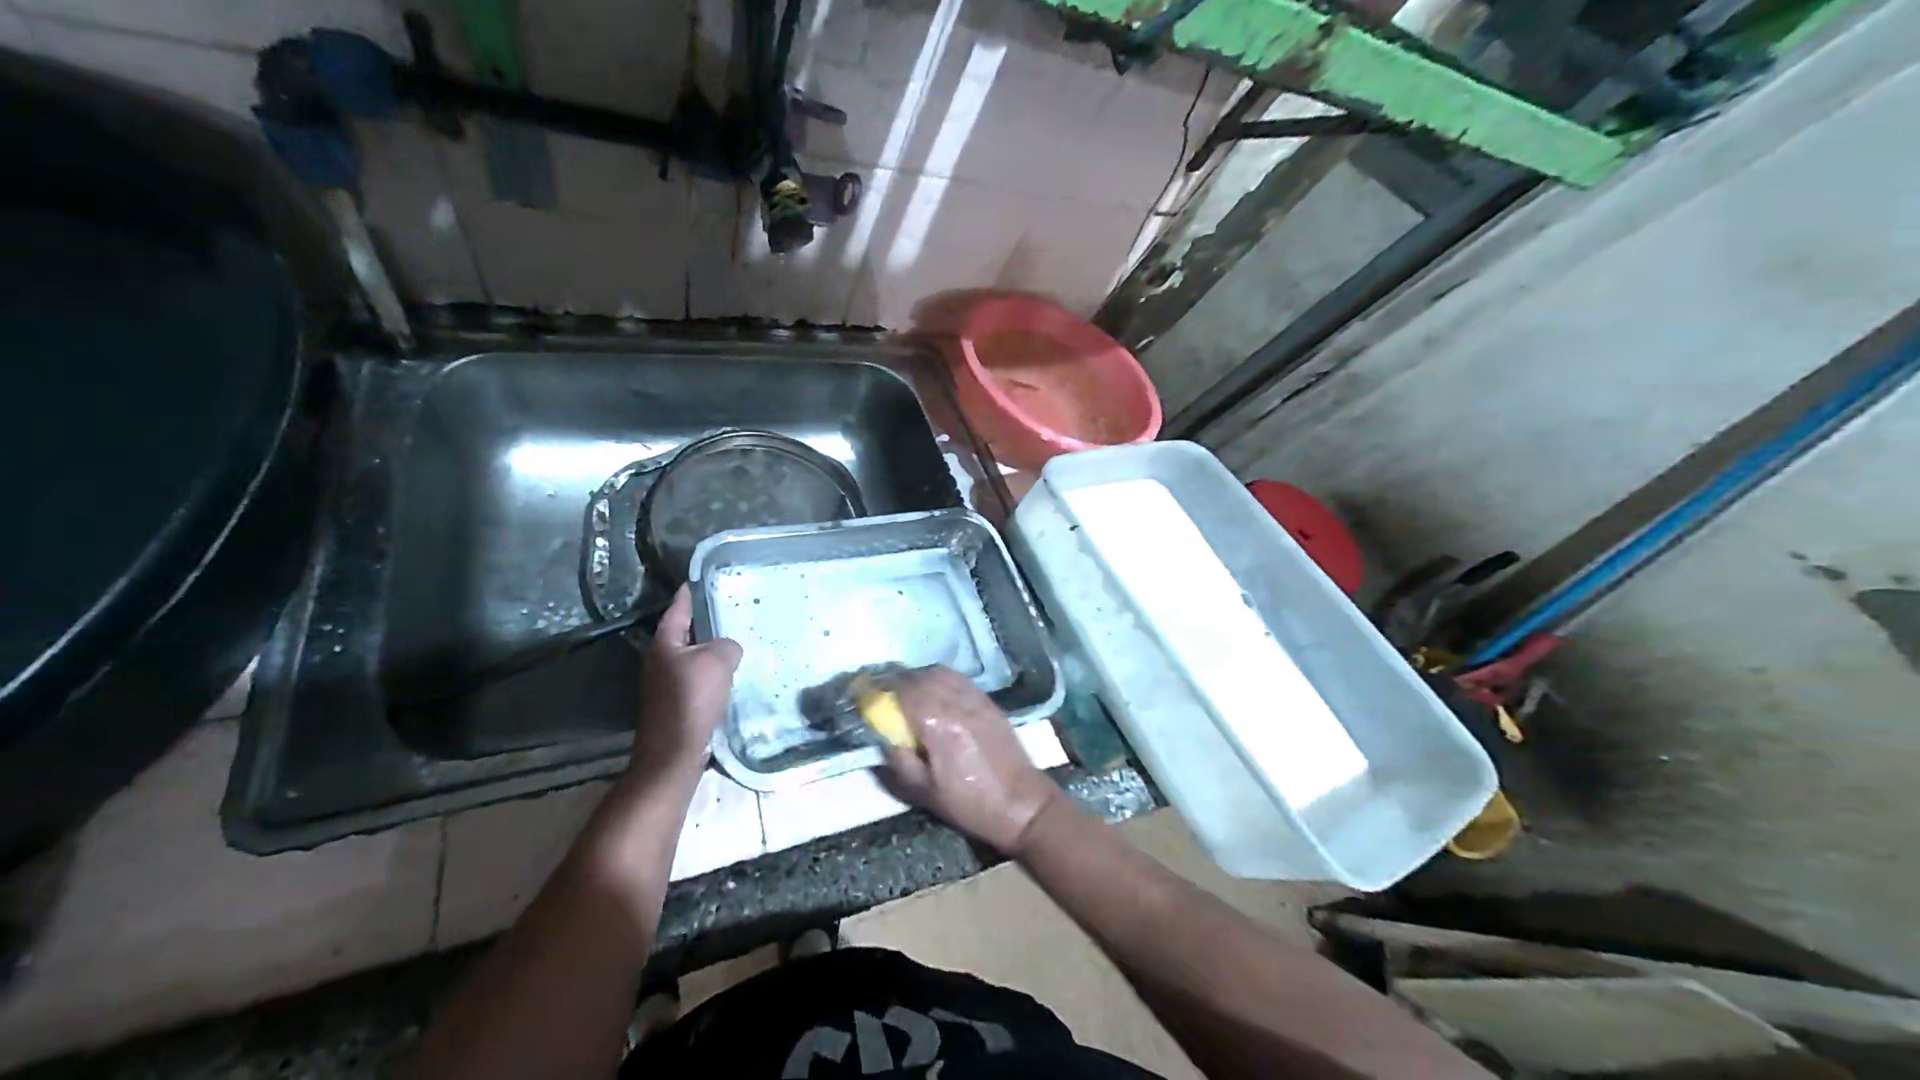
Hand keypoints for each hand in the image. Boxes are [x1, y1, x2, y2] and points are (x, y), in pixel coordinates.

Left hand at [631, 584, 741, 777]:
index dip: (688, 594)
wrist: (673, 752)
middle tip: (728, 609)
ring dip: (709, 650)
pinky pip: (695, 678)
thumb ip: (727, 645)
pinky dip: (710, 673)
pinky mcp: (673, 704)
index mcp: (664, 644)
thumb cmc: (692, 699)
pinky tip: (729, 677)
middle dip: (703, 622)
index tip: (697, 580)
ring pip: (690, 657)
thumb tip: (728, 650)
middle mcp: (659, 660)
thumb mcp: (718, 661)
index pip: (677, 609)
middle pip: (683, 633)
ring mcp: (663, 684)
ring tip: (734, 642)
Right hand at [880, 667, 1065, 853]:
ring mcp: (975, 697)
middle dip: (895, 681)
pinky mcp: (988, 700)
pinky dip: (938, 679)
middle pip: (918, 676)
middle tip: (881, 693)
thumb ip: (898, 760)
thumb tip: (882, 736)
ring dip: (917, 677)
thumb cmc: (969, 803)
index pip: (900, 691)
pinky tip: (933, 693)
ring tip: (905, 692)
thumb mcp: (923, 791)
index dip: (878, 689)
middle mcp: (955, 701)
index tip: (862, 693)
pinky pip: (957, 678)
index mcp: (937, 722)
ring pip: (938, 672)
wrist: (1021, 803)